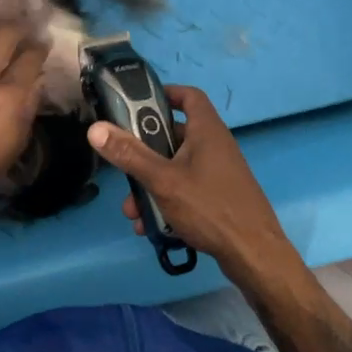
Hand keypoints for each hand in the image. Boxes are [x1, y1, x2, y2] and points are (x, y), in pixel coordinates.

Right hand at [86, 85, 281, 258]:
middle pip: (174, 136)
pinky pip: (186, 190)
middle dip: (144, 152)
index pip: (189, 96)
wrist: (255, 257)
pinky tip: (151, 226)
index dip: (165, 93)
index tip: (137, 103)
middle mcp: (215, 147)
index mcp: (207, 132)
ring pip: (176, 168)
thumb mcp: (163, 180)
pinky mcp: (219, 198)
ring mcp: (219, 174)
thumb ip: (129, 155)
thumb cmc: (210, 208)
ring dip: (150, 185)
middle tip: (123, 165)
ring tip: (132, 210)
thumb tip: (95, 128)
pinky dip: (167, 201)